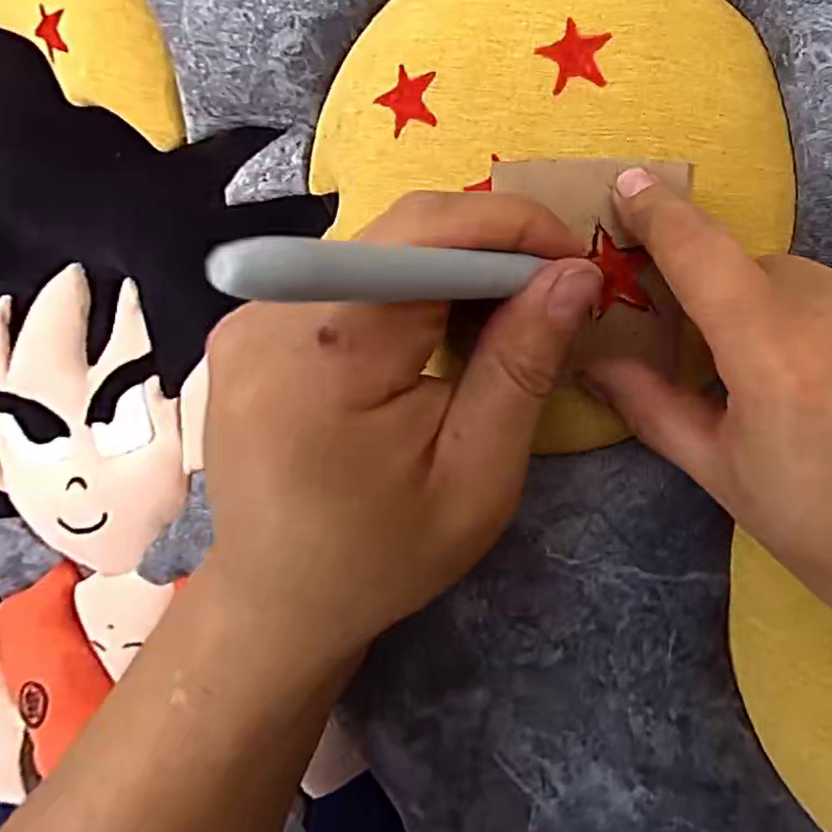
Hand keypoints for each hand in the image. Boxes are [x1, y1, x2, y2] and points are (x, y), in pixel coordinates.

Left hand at [201, 191, 603, 658]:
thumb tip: (575, 274)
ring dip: (459, 266)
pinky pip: (358, 274)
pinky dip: (419, 286)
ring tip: (507, 315)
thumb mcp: (479, 472)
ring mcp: (256, 314)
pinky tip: (445, 331)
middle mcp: (272, 312)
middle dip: (493, 246)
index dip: (513, 227)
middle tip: (551, 289)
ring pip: (385, 247)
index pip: (429, 235)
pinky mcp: (258, 324)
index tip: (575, 261)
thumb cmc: (385, 555)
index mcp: (327, 353)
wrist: (280, 604)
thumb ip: (524, 364)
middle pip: (405, 231)